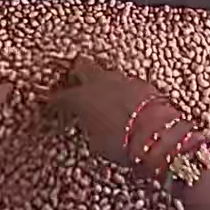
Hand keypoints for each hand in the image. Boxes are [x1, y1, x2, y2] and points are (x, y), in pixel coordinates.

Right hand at [51, 58, 167, 167]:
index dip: (55, 101)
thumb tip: (92, 128)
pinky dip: (123, 91)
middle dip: (77, 73)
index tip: (53, 105)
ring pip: (107, 73)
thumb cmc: (123, 141)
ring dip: (104, 82)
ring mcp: (123, 80)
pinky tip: (124, 100)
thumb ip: (90, 129)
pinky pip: (127, 83)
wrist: (156, 134)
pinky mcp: (144, 83)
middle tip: (74, 82)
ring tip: (103, 95)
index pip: (61, 96)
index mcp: (81, 97)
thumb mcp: (96, 143)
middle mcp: (101, 82)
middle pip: (82, 66)